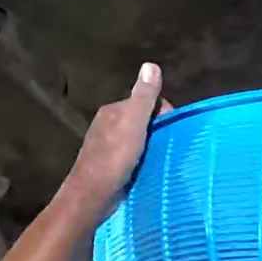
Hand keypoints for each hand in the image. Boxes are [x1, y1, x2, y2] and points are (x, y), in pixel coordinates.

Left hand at [61, 63, 170, 220]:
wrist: (92, 196)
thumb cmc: (114, 157)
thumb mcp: (134, 123)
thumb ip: (144, 96)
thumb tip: (151, 64)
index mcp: (113, 110)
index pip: (145, 100)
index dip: (162, 111)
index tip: (169, 128)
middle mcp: (108, 124)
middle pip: (143, 119)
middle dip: (157, 129)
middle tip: (166, 146)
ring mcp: (108, 145)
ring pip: (139, 138)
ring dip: (152, 145)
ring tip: (160, 158)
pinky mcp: (110, 164)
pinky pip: (133, 155)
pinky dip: (144, 159)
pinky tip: (149, 168)